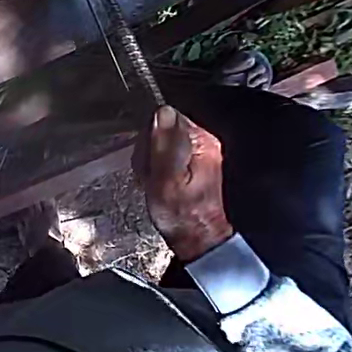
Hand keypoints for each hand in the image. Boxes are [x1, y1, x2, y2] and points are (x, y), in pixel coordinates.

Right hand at [134, 105, 233, 262]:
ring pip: (159, 144)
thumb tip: (162, 112)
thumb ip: (163, 144)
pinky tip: (156, 184)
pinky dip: (155, 170)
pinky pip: (163, 158)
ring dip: (150, 162)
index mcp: (201, 142)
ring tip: (154, 182)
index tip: (149, 158)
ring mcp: (196, 155)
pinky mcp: (189, 166)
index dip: (150, 136)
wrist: (197, 239)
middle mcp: (202, 144)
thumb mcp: (166, 178)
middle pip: (162, 129)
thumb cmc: (182, 215)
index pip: (166, 117)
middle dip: (149, 151)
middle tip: (151, 174)